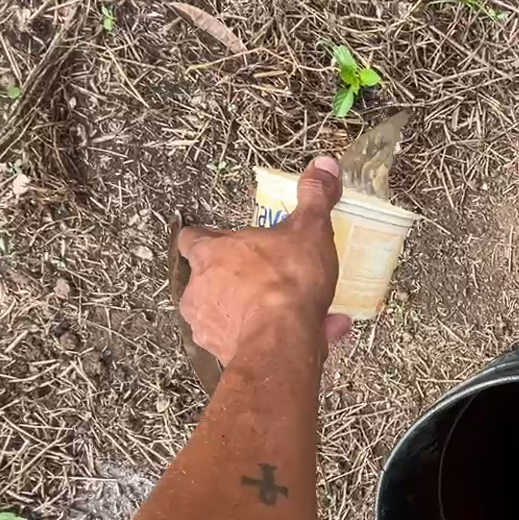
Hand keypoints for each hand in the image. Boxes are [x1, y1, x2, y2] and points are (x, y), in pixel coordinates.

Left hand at [177, 157, 354, 363]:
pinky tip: (315, 335)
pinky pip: (252, 342)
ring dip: (261, 313)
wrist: (282, 341)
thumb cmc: (287, 282)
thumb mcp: (309, 230)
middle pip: (211, 280)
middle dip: (241, 282)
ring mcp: (208, 325)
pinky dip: (278, 338)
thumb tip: (324, 165)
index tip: (229, 243)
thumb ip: (315, 198)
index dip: (210, 239)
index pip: (193, 238)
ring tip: (302, 314)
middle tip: (275, 282)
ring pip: (233, 314)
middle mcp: (199, 289)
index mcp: (211, 253)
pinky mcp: (225, 354)